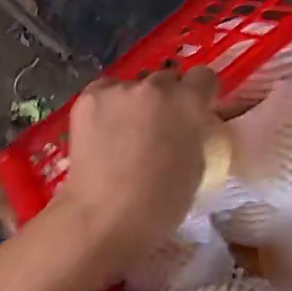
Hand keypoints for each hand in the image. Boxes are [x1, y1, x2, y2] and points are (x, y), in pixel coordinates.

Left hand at [52, 67, 219, 270]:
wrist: (104, 214)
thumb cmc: (160, 203)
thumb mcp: (195, 164)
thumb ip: (193, 132)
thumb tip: (185, 124)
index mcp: (188, 103)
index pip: (203, 76)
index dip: (199, 93)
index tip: (193, 109)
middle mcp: (155, 87)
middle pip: (166, 79)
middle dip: (165, 98)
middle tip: (155, 126)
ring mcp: (118, 89)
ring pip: (133, 85)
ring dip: (134, 101)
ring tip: (122, 132)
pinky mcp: (89, 96)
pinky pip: (105, 92)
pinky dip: (107, 106)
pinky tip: (101, 131)